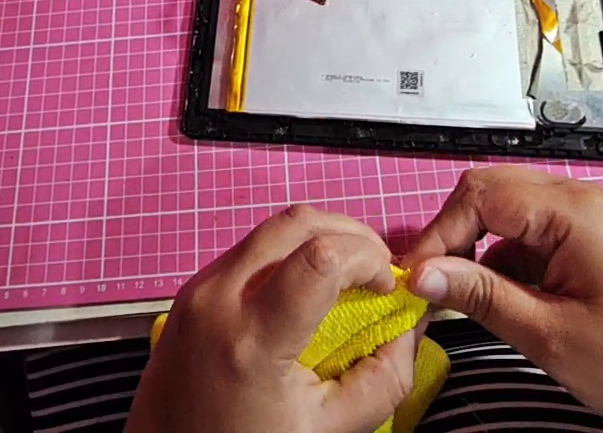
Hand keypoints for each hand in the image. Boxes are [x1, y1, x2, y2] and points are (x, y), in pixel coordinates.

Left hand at [127, 205, 418, 432]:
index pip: (320, 258)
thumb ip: (380, 380)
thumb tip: (408, 328)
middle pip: (297, 222)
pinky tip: (307, 282)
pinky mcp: (194, 285)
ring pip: (273, 227)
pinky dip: (289, 250)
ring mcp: (201, 286)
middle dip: (349, 232)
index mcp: (252, 340)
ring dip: (319, 236)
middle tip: (375, 266)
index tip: (386, 283)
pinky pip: (251, 246)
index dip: (367, 258)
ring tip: (346, 272)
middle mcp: (219, 298)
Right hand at [402, 167, 602, 432]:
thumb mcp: (550, 337)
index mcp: (572, 211)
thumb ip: (482, 295)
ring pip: (508, 205)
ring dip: (480, 243)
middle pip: (491, 189)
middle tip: (433, 279)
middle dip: (455, 231)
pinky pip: (532, 225)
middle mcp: (579, 196)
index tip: (414, 276)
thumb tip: (422, 274)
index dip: (440, 232)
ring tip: (467, 292)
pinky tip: (508, 292)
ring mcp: (588, 210)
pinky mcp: (591, 231)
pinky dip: (508, 254)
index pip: (481, 195)